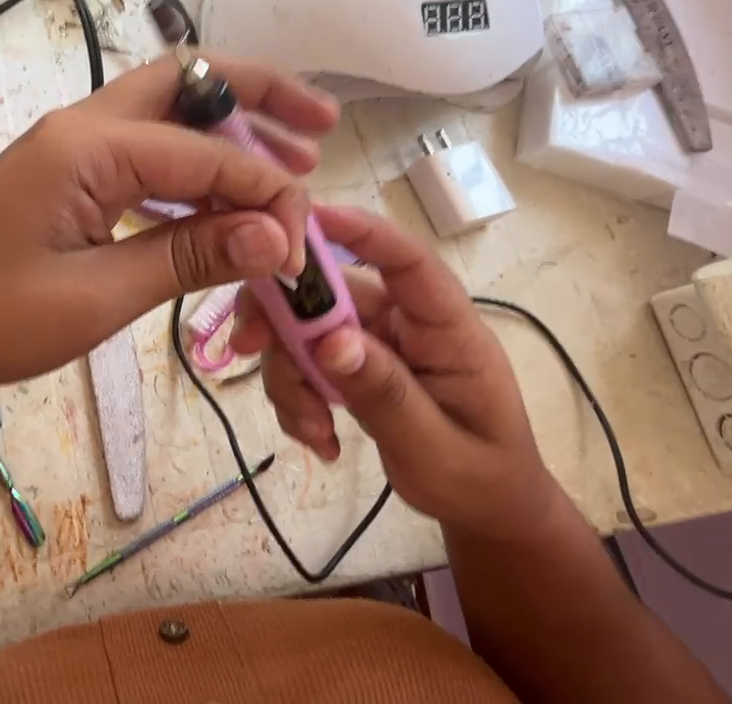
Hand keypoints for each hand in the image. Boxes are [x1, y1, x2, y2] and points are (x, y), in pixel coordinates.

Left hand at [0, 55, 339, 393]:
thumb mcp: (95, 297)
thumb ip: (187, 257)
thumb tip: (276, 237)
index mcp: (86, 146)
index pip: (204, 151)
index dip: (264, 193)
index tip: (302, 246)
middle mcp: (79, 126)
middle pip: (186, 82)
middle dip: (259, 96)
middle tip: (321, 127)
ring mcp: (67, 146)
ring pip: (164, 112)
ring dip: (227, 130)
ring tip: (292, 158)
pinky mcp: (62, 174)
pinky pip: (139, 151)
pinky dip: (188, 165)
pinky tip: (221, 198)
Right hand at [229, 206, 564, 540]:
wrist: (482, 509)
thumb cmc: (480, 479)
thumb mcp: (437, 451)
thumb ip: (386, 394)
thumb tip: (330, 341)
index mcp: (445, 327)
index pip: (407, 261)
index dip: (358, 231)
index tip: (301, 221)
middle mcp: (401, 320)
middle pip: (327, 291)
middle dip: (282, 320)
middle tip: (248, 350)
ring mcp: (371, 340)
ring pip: (301, 328)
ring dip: (288, 375)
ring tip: (313, 430)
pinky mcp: (347, 362)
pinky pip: (300, 361)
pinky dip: (293, 396)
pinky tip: (317, 437)